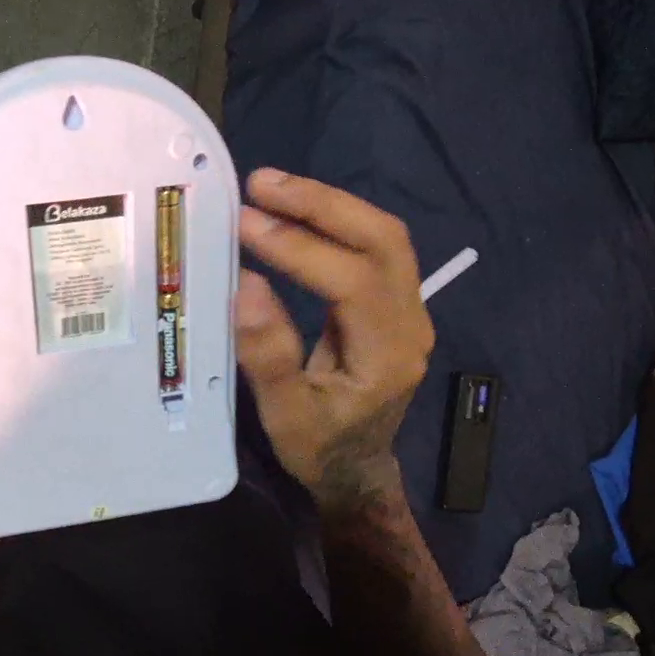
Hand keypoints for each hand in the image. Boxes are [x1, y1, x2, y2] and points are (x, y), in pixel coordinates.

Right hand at [234, 168, 433, 507]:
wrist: (355, 471)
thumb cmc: (318, 448)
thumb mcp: (285, 415)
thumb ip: (268, 354)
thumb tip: (245, 283)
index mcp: (387, 354)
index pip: (354, 279)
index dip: (300, 246)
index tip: (245, 224)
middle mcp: (409, 322)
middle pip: (384, 239)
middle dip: (322, 204)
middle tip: (261, 184)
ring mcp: (406, 310)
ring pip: (383, 235)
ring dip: (327, 205)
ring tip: (270, 188)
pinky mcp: (391, 303)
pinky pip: (371, 246)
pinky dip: (332, 220)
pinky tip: (293, 212)